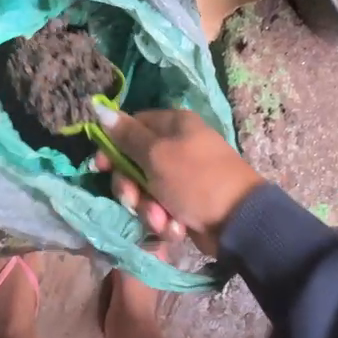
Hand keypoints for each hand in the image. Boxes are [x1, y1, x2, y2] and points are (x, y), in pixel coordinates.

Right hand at [92, 105, 263, 254]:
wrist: (238, 223)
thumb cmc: (195, 180)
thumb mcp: (157, 155)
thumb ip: (126, 135)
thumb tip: (99, 109)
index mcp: (173, 125)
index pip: (131, 127)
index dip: (113, 147)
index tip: (100, 167)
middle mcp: (177, 146)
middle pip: (135, 163)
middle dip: (131, 187)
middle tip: (133, 200)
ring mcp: (183, 176)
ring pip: (146, 191)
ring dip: (148, 209)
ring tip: (163, 220)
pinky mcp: (187, 203)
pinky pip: (162, 209)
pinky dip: (166, 221)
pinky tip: (177, 228)